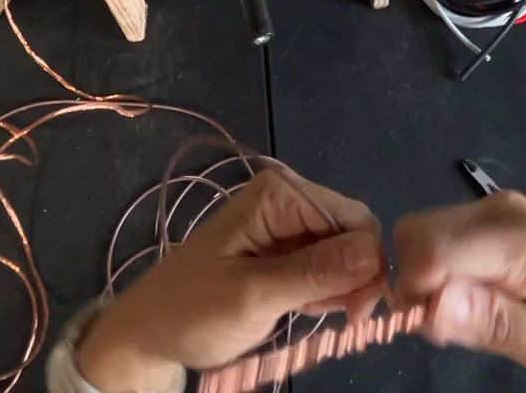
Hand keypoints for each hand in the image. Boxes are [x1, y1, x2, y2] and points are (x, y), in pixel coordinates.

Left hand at [78, 167, 384, 392]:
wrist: (151, 331)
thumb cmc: (194, 309)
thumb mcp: (254, 294)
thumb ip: (313, 272)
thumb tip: (374, 252)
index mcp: (280, 194)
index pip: (353, 217)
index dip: (366, 261)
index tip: (358, 309)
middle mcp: (288, 198)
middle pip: (352, 230)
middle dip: (357, 274)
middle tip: (340, 318)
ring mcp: (286, 223)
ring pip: (344, 249)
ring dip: (342, 285)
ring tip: (313, 314)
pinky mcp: (285, 248)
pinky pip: (327, 263)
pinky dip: (327, 289)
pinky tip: (307, 308)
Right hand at [393, 192, 525, 392]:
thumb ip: (500, 328)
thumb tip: (430, 304)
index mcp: (524, 240)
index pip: (430, 246)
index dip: (415, 292)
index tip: (434, 333)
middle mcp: (504, 209)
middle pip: (419, 232)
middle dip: (417, 283)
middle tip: (454, 332)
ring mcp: (500, 209)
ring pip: (425, 233)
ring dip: (429, 280)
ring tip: (473, 322)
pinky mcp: (498, 218)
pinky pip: (444, 237)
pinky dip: (442, 271)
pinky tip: (477, 302)